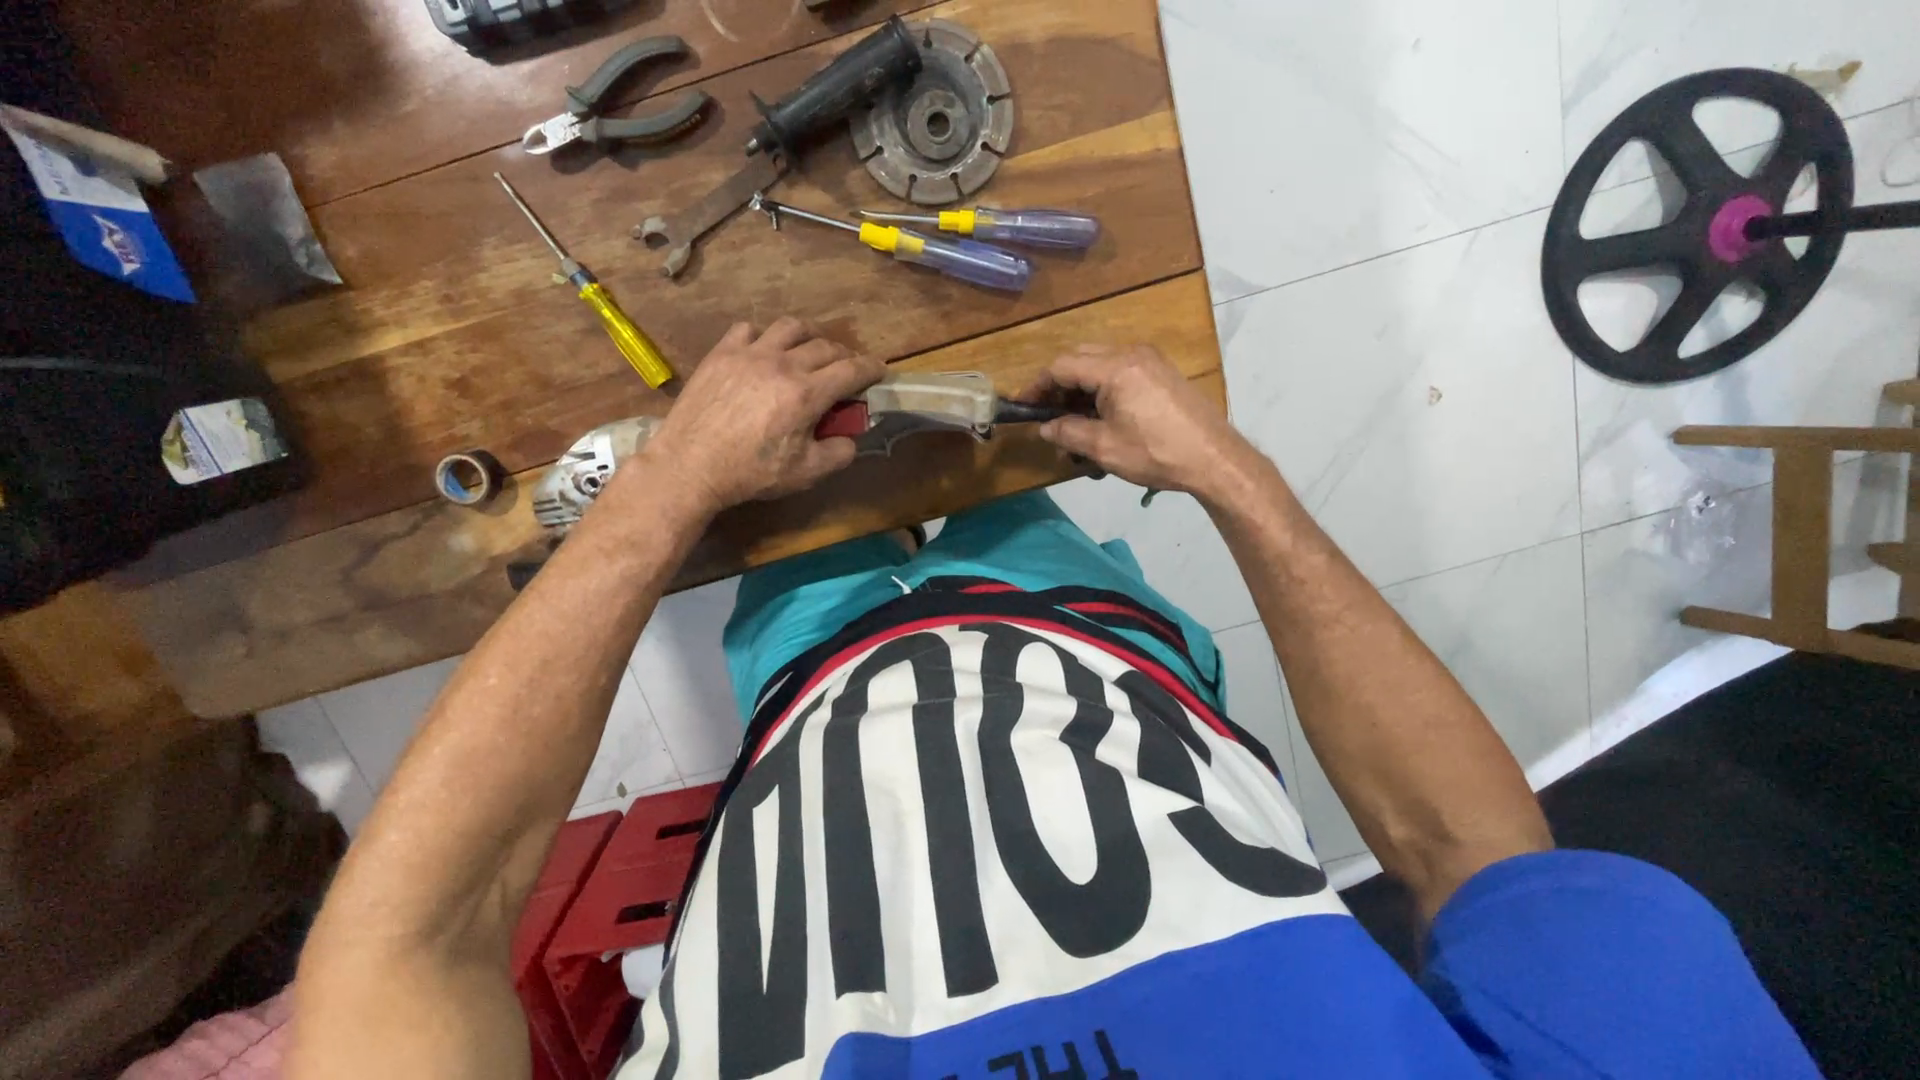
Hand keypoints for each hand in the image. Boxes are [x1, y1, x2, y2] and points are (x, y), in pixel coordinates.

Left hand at [642, 318, 885, 513]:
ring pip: (791, 327)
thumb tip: (849, 437)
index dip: (871, 369)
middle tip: (845, 370)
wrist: (690, 465)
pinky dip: (765, 338)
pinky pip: (749, 330)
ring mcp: (749, 353)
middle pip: (825, 346)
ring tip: (810, 350)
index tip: (879, 371)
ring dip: (809, 336)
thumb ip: (838, 453)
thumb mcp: (805, 473)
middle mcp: (782, 364)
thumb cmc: (750, 473)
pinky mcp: (721, 353)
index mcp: (806, 393)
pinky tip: (764, 353)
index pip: (851, 370)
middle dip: (843, 356)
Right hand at [1026, 344, 1258, 496]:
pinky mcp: (1163, 373)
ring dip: (1082, 388)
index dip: (1038, 386)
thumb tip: (1045, 428)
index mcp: (1115, 368)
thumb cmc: (1156, 454)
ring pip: (1102, 364)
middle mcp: (1132, 354)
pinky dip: (1104, 388)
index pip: (1062, 366)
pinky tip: (1102, 417)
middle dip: (1059, 385)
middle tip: (1047, 415)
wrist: (1214, 459)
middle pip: (1081, 358)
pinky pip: (1122, 371)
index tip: (1024, 406)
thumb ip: (1068, 433)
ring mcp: (1151, 361)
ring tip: (1074, 422)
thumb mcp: (1104, 448)